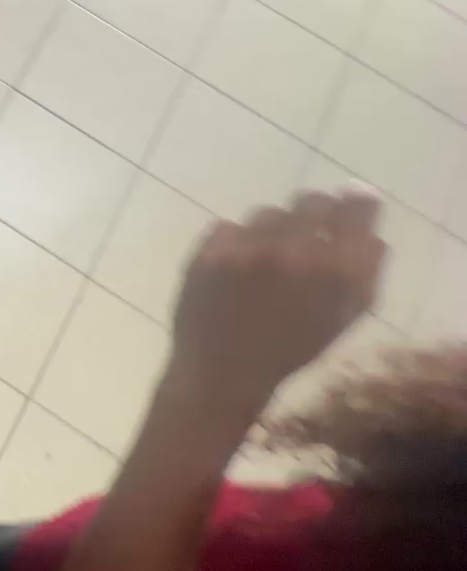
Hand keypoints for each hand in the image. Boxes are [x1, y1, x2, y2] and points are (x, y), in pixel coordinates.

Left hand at [169, 188, 383, 409]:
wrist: (222, 368)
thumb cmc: (291, 346)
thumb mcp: (347, 313)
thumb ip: (365, 267)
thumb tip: (364, 229)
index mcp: (340, 268)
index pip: (357, 209)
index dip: (354, 203)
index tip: (347, 205)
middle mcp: (295, 252)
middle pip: (311, 201)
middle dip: (313, 211)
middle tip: (304, 229)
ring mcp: (246, 253)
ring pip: (265, 214)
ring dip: (269, 228)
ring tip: (264, 255)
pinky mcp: (206, 258)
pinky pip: (224, 227)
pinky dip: (231, 239)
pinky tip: (232, 262)